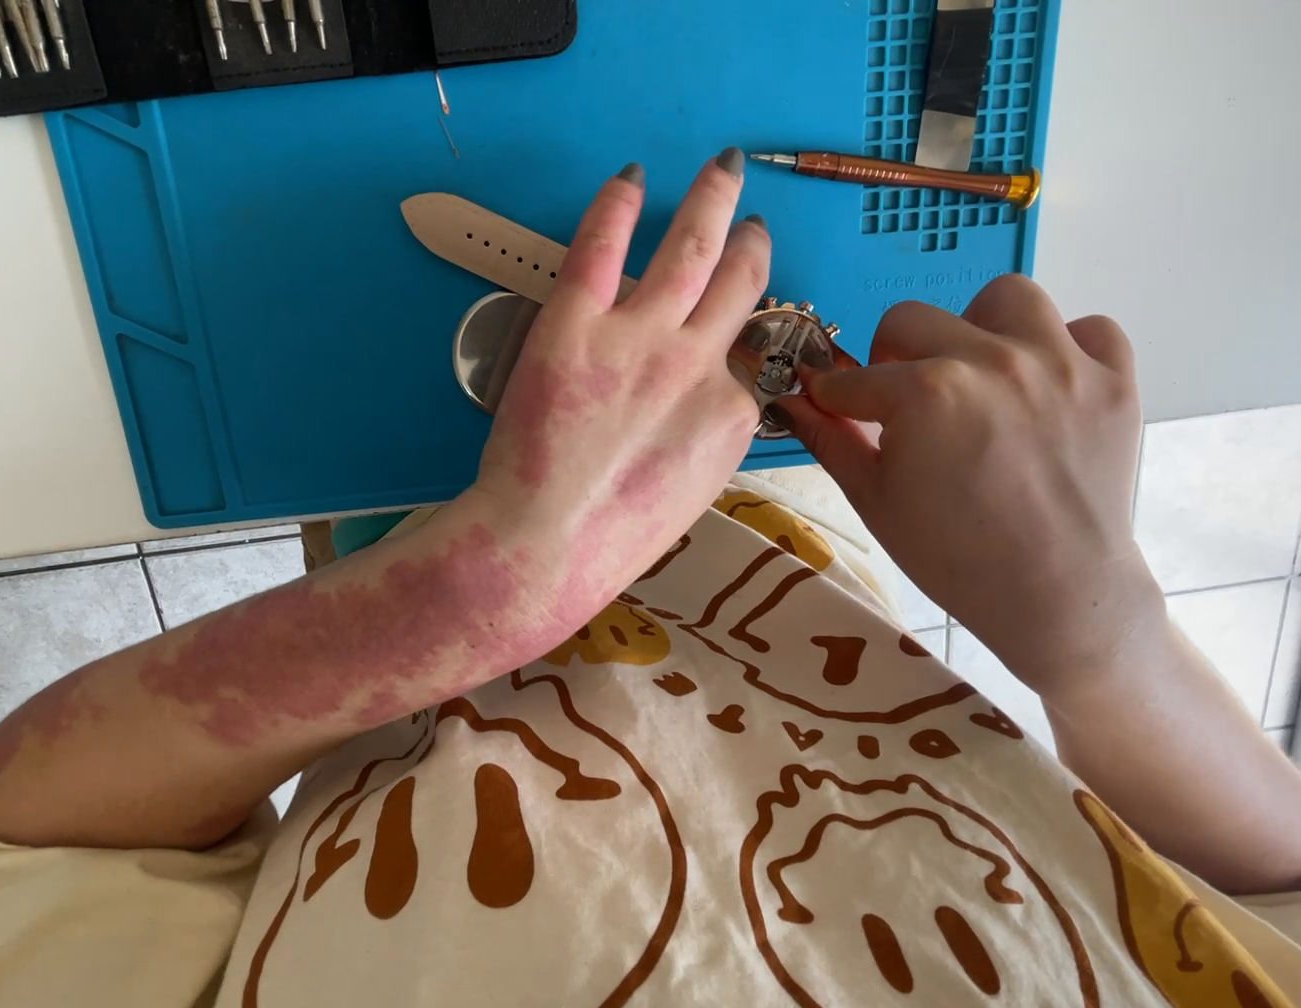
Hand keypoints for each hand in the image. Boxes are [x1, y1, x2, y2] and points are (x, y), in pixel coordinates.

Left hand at [465, 151, 769, 629]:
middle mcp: (698, 363)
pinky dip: (619, 204)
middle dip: (753, 242)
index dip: (736, 333)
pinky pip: (603, 245)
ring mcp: (640, 337)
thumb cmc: (612, 541)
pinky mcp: (576, 322)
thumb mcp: (687, 494)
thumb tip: (697, 406)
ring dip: (712, 201)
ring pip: (692, 248)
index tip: (731, 316)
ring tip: (723, 170)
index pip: (743, 359)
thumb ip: (702, 440)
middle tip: (753, 218)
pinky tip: (631, 177)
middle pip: (742, 283)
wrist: (546, 545)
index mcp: (729, 415)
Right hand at [774, 275, 1163, 697]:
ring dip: (977, 328)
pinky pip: (1089, 327)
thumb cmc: (951, 556)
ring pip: (1006, 297)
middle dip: (890, 358)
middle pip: (913, 320)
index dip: (835, 396)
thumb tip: (792, 400)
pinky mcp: (1116, 379)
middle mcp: (992, 359)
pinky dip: (1062, 349)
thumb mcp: (874, 500)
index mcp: (924, 392)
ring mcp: (1062, 363)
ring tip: (977, 375)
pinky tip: (1043, 389)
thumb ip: (830, 439)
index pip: (856, 378)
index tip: (834, 406)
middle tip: (901, 402)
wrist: (1054, 596)